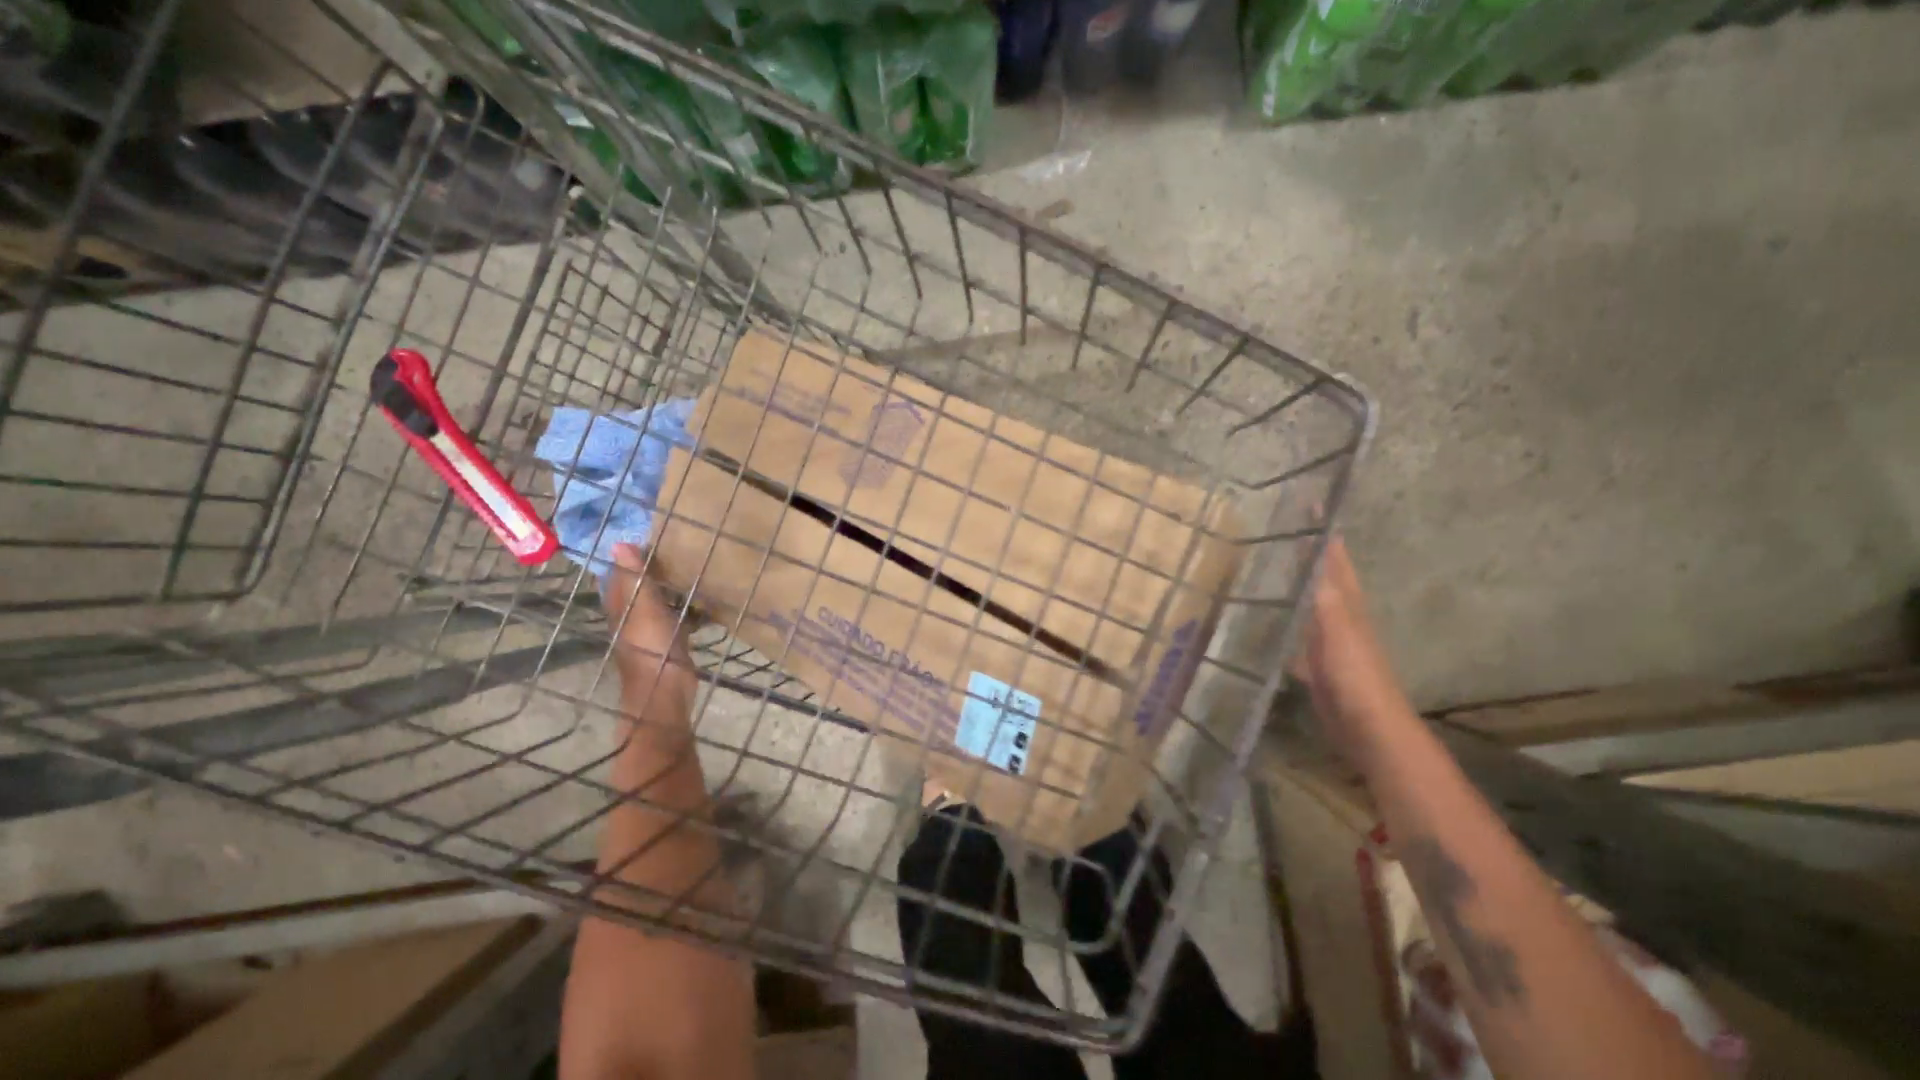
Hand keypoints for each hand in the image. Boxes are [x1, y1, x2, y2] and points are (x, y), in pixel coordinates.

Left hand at [601, 544, 697, 713]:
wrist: (665, 691)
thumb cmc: (652, 648)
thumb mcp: (644, 608)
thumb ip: (635, 578)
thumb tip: (619, 543)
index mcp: (621, 605)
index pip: (621, 571)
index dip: (633, 553)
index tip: (655, 533)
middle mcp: (633, 614)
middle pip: (642, 584)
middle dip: (657, 566)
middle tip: (680, 544)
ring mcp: (652, 628)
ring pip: (661, 598)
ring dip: (674, 584)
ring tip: (696, 563)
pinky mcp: (672, 639)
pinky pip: (679, 615)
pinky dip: (690, 605)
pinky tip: (707, 597)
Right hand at [1290, 537, 1412, 771]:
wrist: (1368, 728)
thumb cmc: (1355, 675)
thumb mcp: (1338, 627)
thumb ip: (1325, 591)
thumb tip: (1317, 546)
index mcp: (1346, 603)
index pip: (1334, 557)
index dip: (1323, 531)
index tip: (1310, 499)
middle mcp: (1339, 616)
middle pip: (1322, 577)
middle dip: (1306, 553)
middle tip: (1279, 527)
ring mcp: (1328, 642)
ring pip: (1309, 603)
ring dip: (1294, 585)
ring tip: (1267, 565)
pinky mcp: (1316, 666)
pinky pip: (1297, 633)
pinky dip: (1285, 622)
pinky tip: (1267, 622)